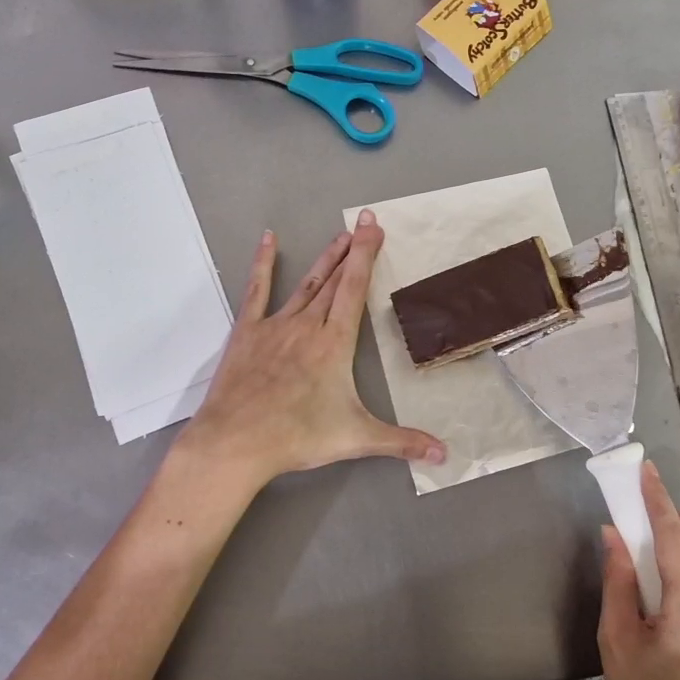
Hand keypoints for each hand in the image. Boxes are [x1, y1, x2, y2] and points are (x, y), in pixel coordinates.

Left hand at [174, 210, 444, 487]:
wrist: (235, 442)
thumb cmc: (298, 437)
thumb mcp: (357, 438)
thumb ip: (402, 442)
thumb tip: (444, 455)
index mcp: (335, 343)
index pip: (355, 289)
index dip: (366, 255)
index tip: (374, 227)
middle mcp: (307, 325)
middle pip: (334, 281)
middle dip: (351, 251)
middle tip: (362, 224)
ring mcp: (275, 326)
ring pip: (306, 284)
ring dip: (324, 260)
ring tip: (338, 237)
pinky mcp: (247, 333)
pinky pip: (256, 291)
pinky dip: (262, 264)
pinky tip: (267, 240)